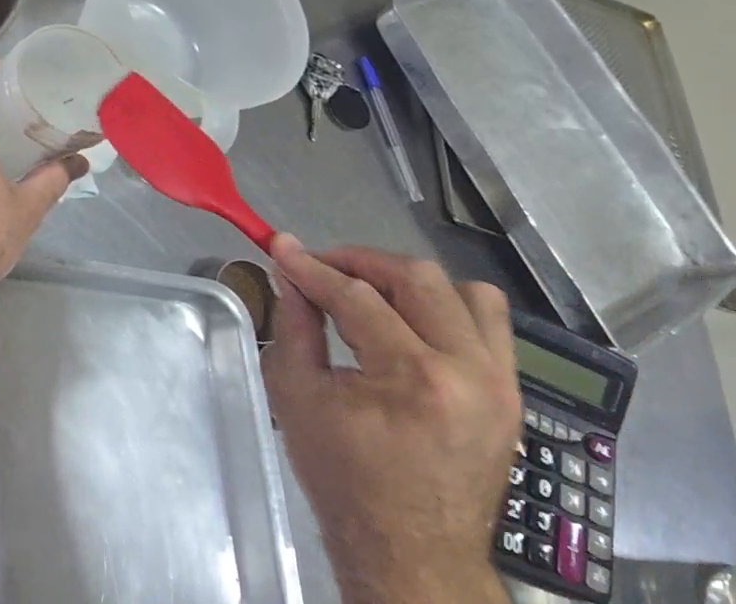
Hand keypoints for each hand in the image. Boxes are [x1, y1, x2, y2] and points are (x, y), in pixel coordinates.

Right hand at [263, 235, 520, 603]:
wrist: (409, 546)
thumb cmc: (341, 475)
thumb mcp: (297, 395)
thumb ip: (295, 326)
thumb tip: (291, 275)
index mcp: (414, 377)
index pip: (357, 296)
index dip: (312, 267)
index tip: (280, 246)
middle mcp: (471, 372)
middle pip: (419, 279)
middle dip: (361, 261)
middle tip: (321, 265)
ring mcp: (502, 384)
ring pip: (469, 294)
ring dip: (413, 282)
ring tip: (371, 292)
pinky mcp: (511, 395)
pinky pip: (489, 327)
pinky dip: (446, 310)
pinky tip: (408, 323)